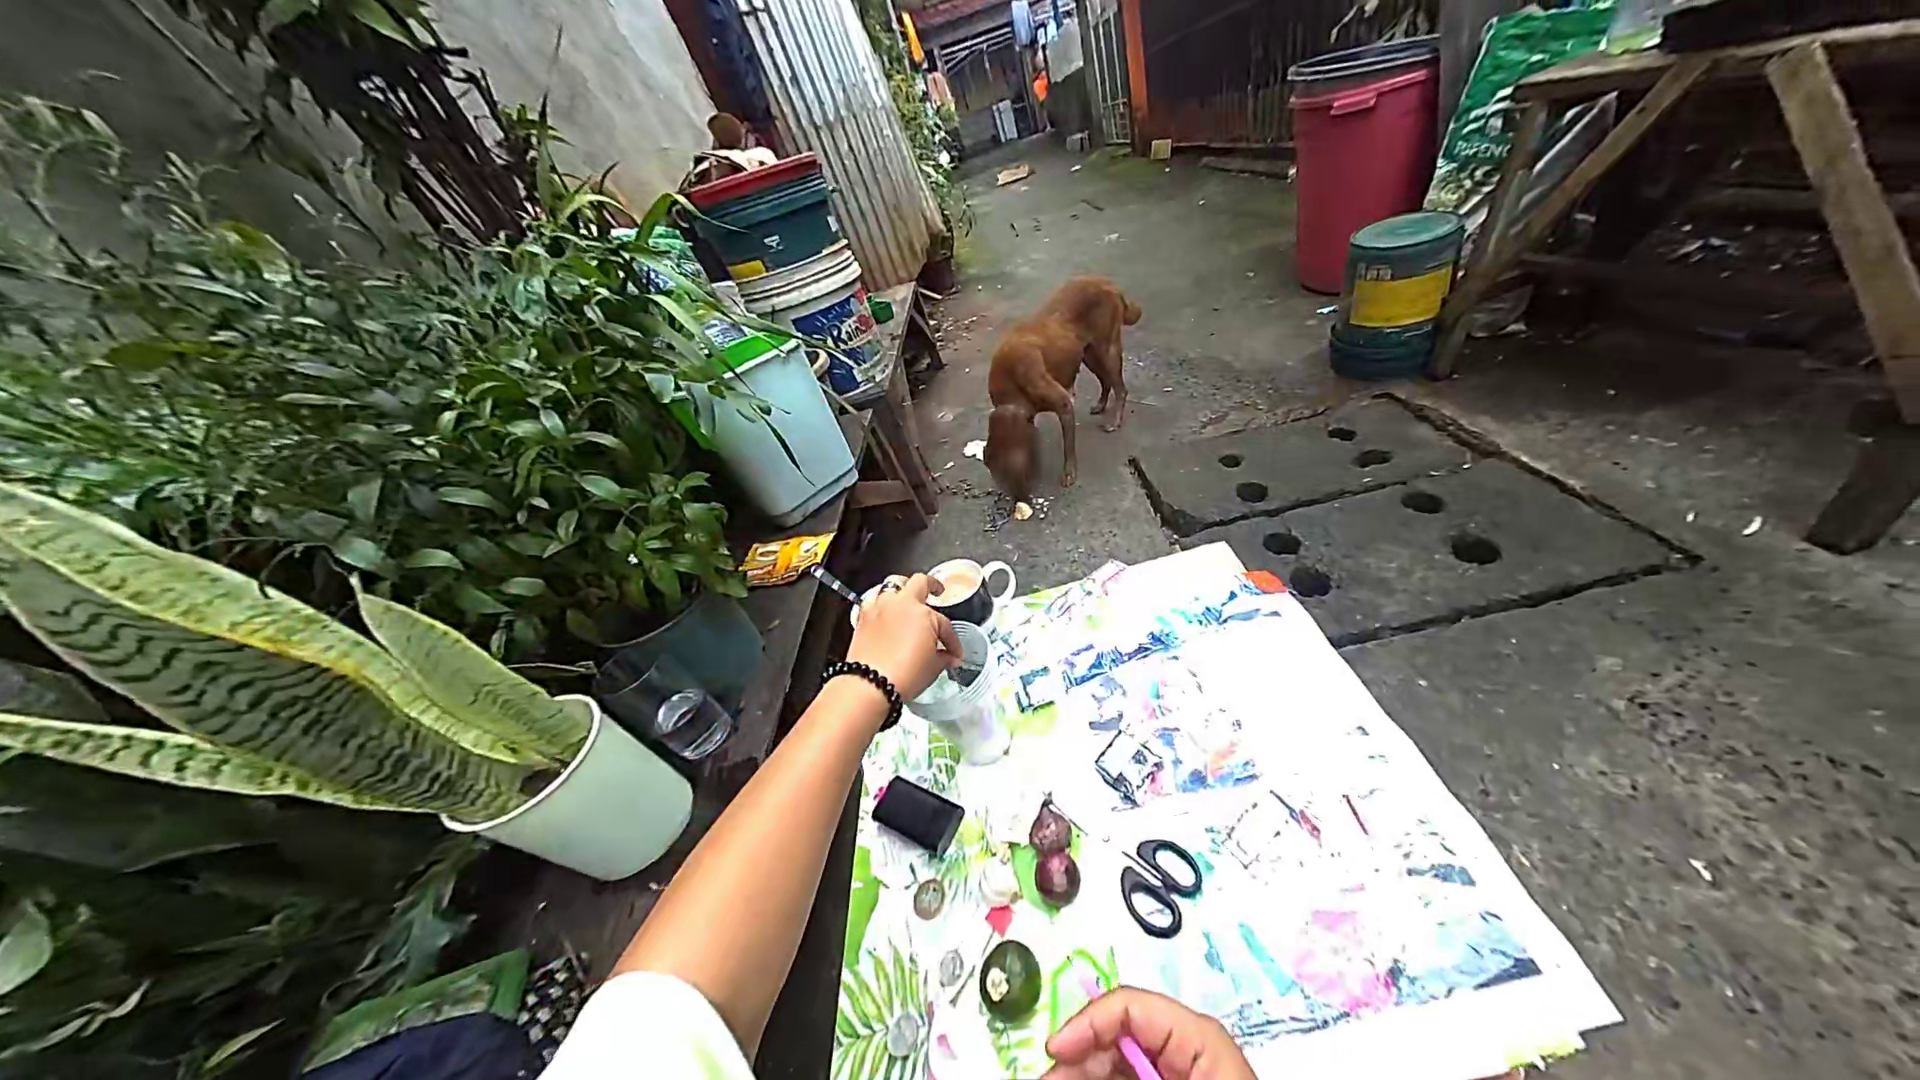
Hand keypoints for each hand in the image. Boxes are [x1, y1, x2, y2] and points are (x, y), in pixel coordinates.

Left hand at [845, 574, 961, 699]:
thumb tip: (947, 656)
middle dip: (931, 585)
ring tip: (908, 599)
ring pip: (893, 585)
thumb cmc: (903, 675)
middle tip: (936, 591)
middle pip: (920, 582)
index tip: (953, 653)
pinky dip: (882, 605)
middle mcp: (902, 604)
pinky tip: (886, 614)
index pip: (944, 624)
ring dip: (903, 590)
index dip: (951, 641)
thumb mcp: (932, 668)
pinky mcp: (863, 617)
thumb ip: (943, 657)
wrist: (869, 684)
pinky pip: (873, 601)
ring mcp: (880, 607)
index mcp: (924, 614)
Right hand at [1042, 988, 1254, 1079]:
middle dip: (1077, 1064)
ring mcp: (1176, 1079)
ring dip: (1083, 1077)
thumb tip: (1061, 1066)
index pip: (1129, 1006)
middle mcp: (1184, 1051)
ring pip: (1114, 1069)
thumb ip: (1117, 1076)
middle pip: (1115, 1040)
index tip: (1054, 1051)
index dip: (1086, 1023)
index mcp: (1196, 1039)